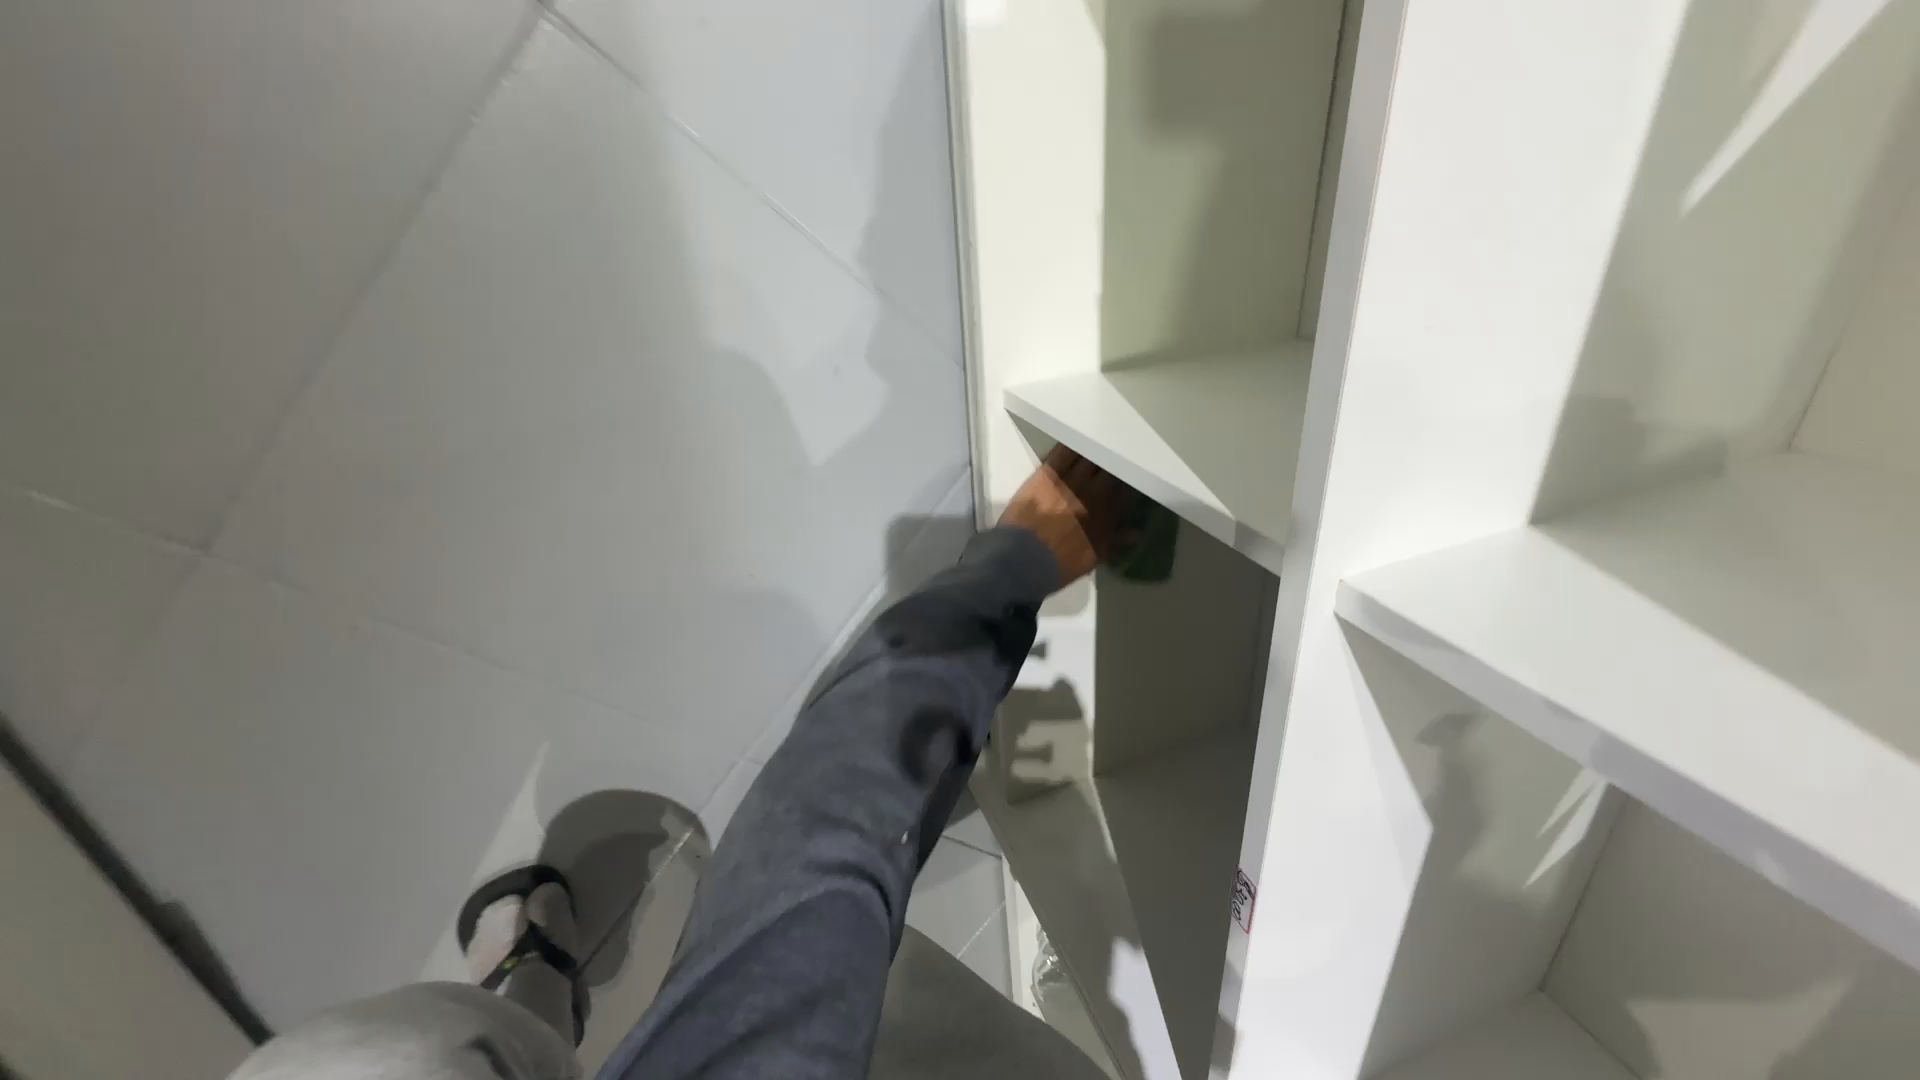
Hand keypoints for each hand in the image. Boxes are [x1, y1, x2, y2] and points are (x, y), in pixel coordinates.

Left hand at [999, 446, 1134, 587]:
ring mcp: (1070, 482)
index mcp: (1106, 516)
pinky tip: (1077, 438)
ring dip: (1096, 451)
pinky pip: (1064, 453)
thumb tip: (1137, 531)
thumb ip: (1115, 541)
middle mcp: (1093, 494)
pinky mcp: (1047, 474)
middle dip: (1115, 464)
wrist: (1022, 559)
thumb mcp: (1093, 558)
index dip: (1129, 483)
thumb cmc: (1058, 565)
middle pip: (1110, 471)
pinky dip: (1072, 446)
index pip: (1125, 493)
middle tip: (1117, 456)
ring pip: (1090, 458)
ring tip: (1101, 443)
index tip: (1130, 477)